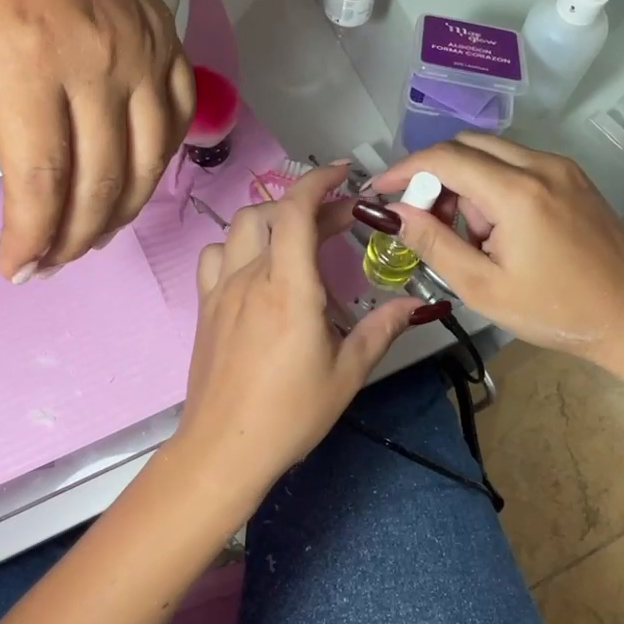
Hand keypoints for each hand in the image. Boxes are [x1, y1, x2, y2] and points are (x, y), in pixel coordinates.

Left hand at [0, 0, 194, 281]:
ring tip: (87, 236)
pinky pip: (178, 121)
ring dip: (120, 212)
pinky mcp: (168, 42)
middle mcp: (100, 61)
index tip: (16, 267)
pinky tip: (133, 182)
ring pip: (148, 161)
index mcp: (29, 55)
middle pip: (101, 180)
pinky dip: (159, 164)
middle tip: (47, 263)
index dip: (30, 234)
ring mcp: (144, 52)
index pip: (42, 175)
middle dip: (73, 237)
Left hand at [173, 165, 421, 495]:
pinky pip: (215, 256)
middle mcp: (250, 277)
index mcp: (289, 287)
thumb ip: (382, 329)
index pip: (297, 210)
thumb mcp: (348, 373)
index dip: (320, 182)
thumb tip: (417, 305)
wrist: (224, 449)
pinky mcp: (205, 307)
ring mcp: (222, 290)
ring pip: (240, 228)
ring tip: (299, 237)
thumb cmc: (291, 414)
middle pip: (271, 213)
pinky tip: (257, 266)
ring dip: (272, 219)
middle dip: (308, 203)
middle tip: (341, 218)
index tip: (346, 174)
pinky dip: (238, 245)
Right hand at [368, 133, 623, 361]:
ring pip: (493, 154)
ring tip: (472, 238)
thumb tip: (391, 212)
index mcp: (517, 192)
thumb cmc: (558, 312)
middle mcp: (541, 165)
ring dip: (467, 183)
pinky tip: (499, 230)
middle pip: (467, 146)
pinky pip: (518, 165)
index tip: (380, 191)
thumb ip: (432, 243)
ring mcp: (562, 168)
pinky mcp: (574, 178)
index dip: (404, 169)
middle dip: (437, 176)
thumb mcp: (483, 287)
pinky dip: (494, 186)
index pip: (445, 158)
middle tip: (425, 219)